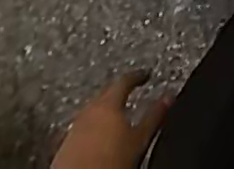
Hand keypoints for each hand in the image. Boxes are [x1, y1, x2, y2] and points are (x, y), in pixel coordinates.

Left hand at [51, 70, 172, 168]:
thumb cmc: (108, 163)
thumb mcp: (139, 139)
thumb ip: (155, 115)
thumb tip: (169, 97)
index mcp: (108, 103)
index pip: (125, 80)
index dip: (137, 76)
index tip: (145, 74)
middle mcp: (88, 111)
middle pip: (106, 93)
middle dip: (119, 90)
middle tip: (131, 90)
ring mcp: (74, 129)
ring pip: (92, 111)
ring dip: (105, 110)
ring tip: (115, 117)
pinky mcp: (64, 148)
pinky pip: (82, 129)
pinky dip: (93, 128)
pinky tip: (97, 139)